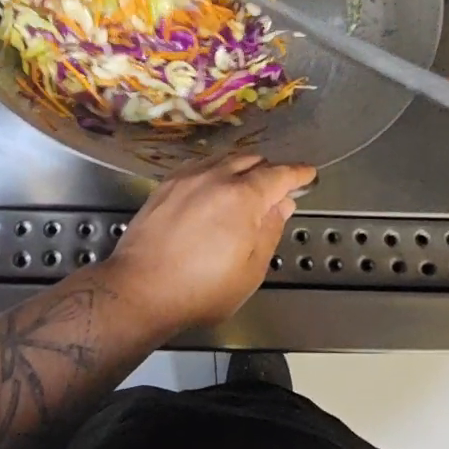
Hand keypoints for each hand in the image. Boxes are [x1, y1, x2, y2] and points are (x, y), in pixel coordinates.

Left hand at [100, 154, 315, 332]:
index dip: (297, 174)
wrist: (141, 288)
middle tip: (278, 186)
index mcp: (242, 196)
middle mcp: (214, 177)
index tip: (308, 174)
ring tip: (248, 185)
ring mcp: (187, 177)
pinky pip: (199, 165)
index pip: (278, 175)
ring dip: (241, 167)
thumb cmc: (202, 289)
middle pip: (250, 160)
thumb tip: (282, 203)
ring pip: (223, 159)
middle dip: (269, 170)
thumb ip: (270, 229)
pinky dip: (215, 170)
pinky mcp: (166, 184)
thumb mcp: (251, 269)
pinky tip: (214, 185)